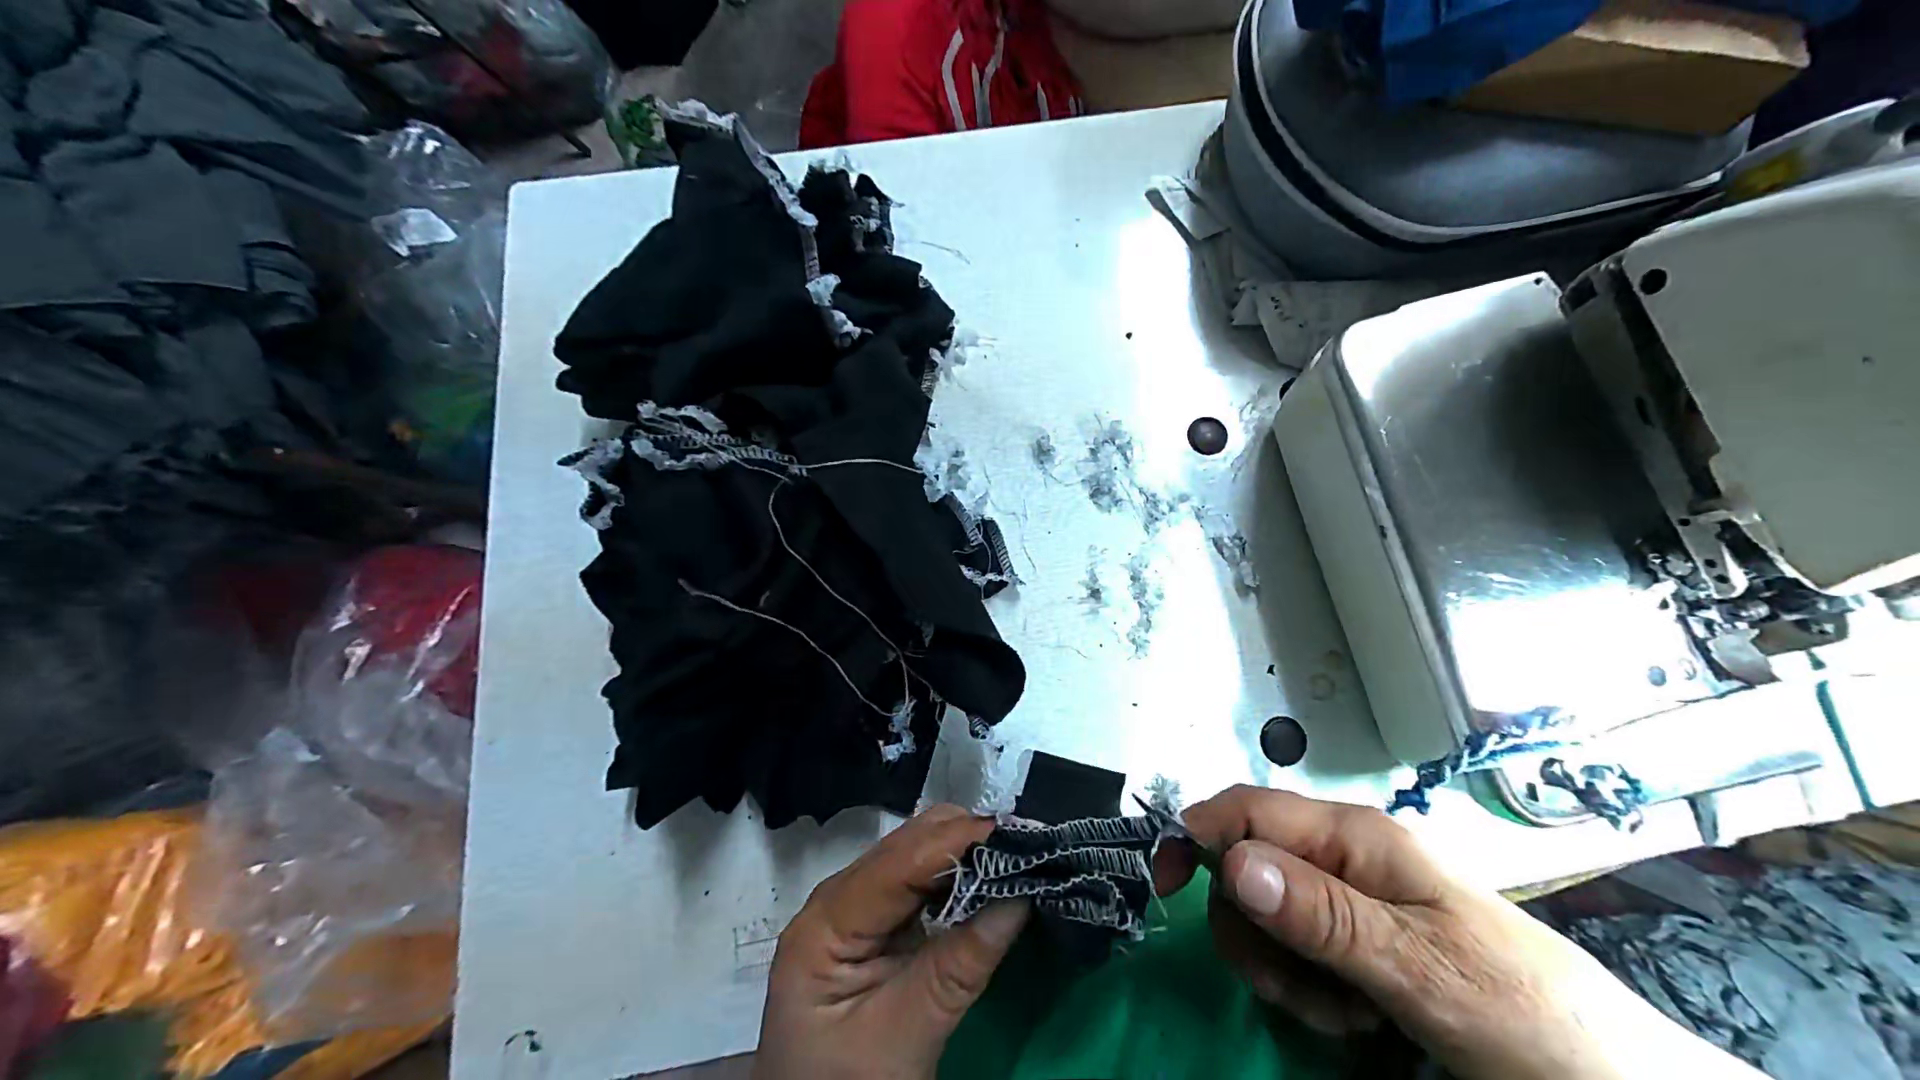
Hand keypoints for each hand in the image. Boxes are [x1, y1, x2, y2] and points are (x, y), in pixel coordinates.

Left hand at [755, 805, 1030, 1079]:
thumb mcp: (904, 1037)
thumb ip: (958, 967)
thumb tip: (1020, 896)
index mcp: (827, 920)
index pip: (900, 860)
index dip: (960, 840)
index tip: (1020, 837)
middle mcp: (837, 896)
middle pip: (908, 843)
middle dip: (969, 838)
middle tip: (1029, 850)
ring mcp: (855, 904)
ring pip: (917, 851)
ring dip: (967, 851)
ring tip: (1017, 860)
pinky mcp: (876, 920)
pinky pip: (920, 878)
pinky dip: (958, 873)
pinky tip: (989, 881)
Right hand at [1159, 786, 1763, 1079]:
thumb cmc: (1521, 1012)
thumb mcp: (1421, 971)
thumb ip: (1324, 915)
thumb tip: (1229, 861)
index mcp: (1353, 836)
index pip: (1244, 808)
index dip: (1194, 835)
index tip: (1165, 888)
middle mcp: (1340, 855)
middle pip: (1241, 868)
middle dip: (1254, 934)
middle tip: (1305, 992)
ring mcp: (1346, 898)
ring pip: (1260, 916)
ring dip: (1284, 971)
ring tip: (1351, 1017)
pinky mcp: (1351, 939)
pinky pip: (1291, 952)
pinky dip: (1306, 990)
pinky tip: (1359, 1022)